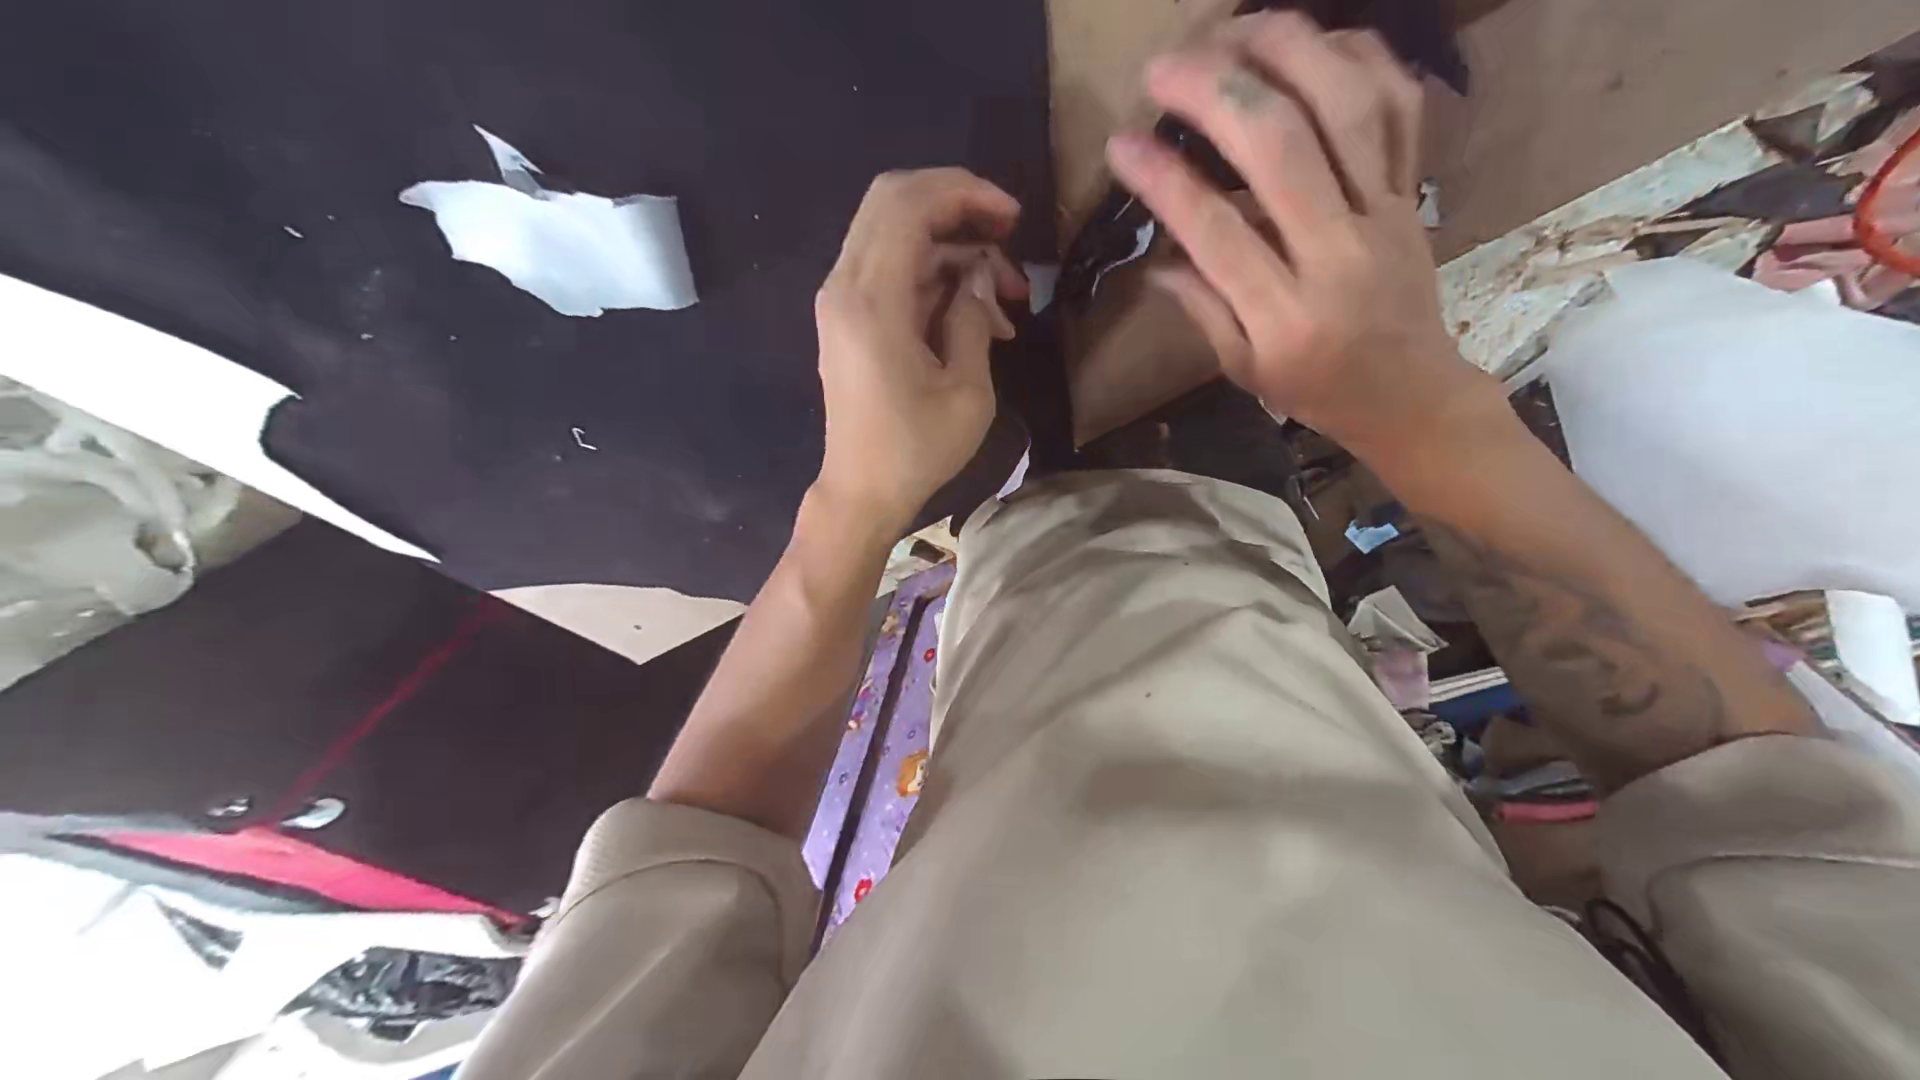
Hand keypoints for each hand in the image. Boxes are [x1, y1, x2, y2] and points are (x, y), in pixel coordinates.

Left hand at [813, 168, 1027, 530]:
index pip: (908, 203)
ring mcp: (840, 303)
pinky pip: (889, 273)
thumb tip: (979, 277)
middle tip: (1007, 240)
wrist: (862, 493)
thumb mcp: (967, 391)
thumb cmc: (917, 451)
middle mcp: (844, 287)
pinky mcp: (846, 321)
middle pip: (894, 203)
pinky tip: (974, 317)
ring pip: (895, 238)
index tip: (1012, 218)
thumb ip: (973, 318)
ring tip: (1003, 302)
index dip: (964, 192)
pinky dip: (932, 279)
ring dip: (952, 255)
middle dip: (957, 209)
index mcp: (872, 300)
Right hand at [1105, 12, 1496, 460]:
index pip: (1217, 232)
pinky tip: (1309, 42)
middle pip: (1282, 149)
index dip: (1164, 181)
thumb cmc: (1315, 391)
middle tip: (1162, 68)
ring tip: (1230, 29)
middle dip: (1217, 93)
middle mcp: (1339, 253)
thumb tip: (1158, 259)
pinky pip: (1399, 106)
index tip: (1121, 144)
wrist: (1410, 394)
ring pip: (1347, 107)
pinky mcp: (1415, 190)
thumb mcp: (1243, 371)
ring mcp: (1386, 212)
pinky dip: (1358, 58)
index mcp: (1285, 315)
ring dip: (1286, 51)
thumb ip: (1203, 311)